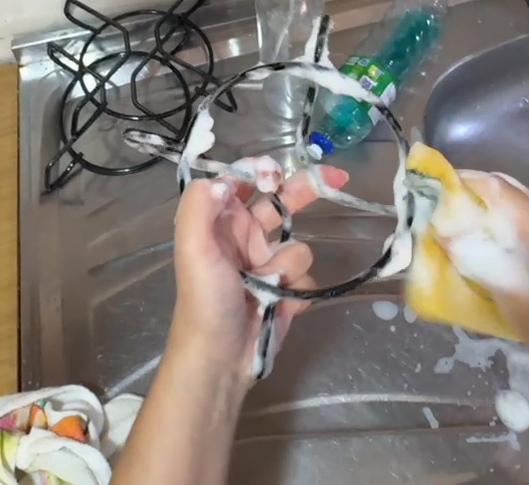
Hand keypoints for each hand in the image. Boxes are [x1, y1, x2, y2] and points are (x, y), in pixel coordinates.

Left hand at [170, 165, 347, 381]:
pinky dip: (296, 290)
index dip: (261, 170)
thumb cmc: (204, 299)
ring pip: (298, 245)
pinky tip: (280, 305)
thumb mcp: (192, 247)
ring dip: (287, 265)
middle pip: (282, 200)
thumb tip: (226, 180)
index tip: (274, 173)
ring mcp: (267, 262)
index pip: (244, 180)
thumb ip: (200, 206)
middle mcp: (245, 235)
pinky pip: (306, 276)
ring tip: (267, 285)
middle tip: (336, 178)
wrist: (220, 359)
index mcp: (221, 220)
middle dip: (304, 188)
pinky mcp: (286, 290)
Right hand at [445, 170, 528, 420]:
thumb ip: (480, 264)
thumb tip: (443, 232)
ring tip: (457, 231)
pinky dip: (509, 231)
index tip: (429, 188)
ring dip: (491, 213)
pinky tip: (492, 254)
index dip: (463, 182)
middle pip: (512, 193)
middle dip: (474, 195)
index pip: (499, 188)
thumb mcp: (518, 307)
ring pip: (525, 211)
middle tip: (439, 210)